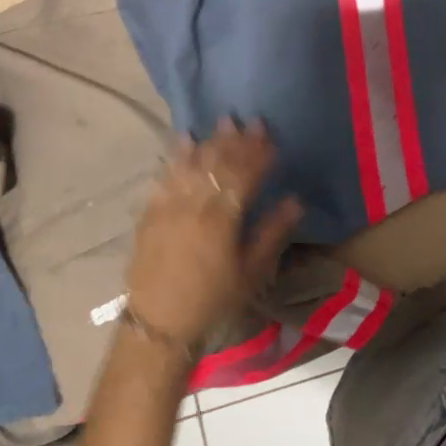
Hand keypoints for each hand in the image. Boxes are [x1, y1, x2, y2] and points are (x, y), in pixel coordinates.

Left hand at [124, 117, 301, 348]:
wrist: (159, 325)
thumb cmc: (213, 301)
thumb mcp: (251, 272)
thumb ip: (272, 232)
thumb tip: (295, 200)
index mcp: (223, 219)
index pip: (245, 174)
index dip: (259, 154)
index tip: (271, 136)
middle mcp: (194, 205)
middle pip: (219, 164)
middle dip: (236, 141)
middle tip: (249, 120)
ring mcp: (168, 207)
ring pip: (193, 164)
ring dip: (210, 141)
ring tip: (222, 122)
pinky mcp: (150, 214)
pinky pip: (165, 176)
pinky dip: (177, 156)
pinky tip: (184, 140)